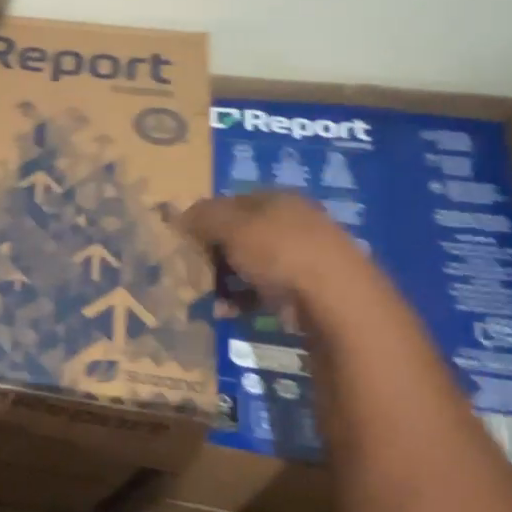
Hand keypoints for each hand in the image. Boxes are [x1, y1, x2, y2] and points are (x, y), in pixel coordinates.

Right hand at [179, 192, 374, 313]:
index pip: (230, 201)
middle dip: (212, 253)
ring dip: (223, 280)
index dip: (204, 218)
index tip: (184, 240)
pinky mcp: (300, 285)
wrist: (332, 296)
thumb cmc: (279, 251)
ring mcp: (298, 254)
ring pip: (247, 263)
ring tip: (207, 297)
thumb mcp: (233, 227)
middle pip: (238, 234)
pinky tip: (227, 311)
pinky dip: (241, 299)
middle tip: (192, 269)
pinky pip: (260, 289)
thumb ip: (204, 217)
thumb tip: (180, 215)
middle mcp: (290, 222)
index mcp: (277, 199)